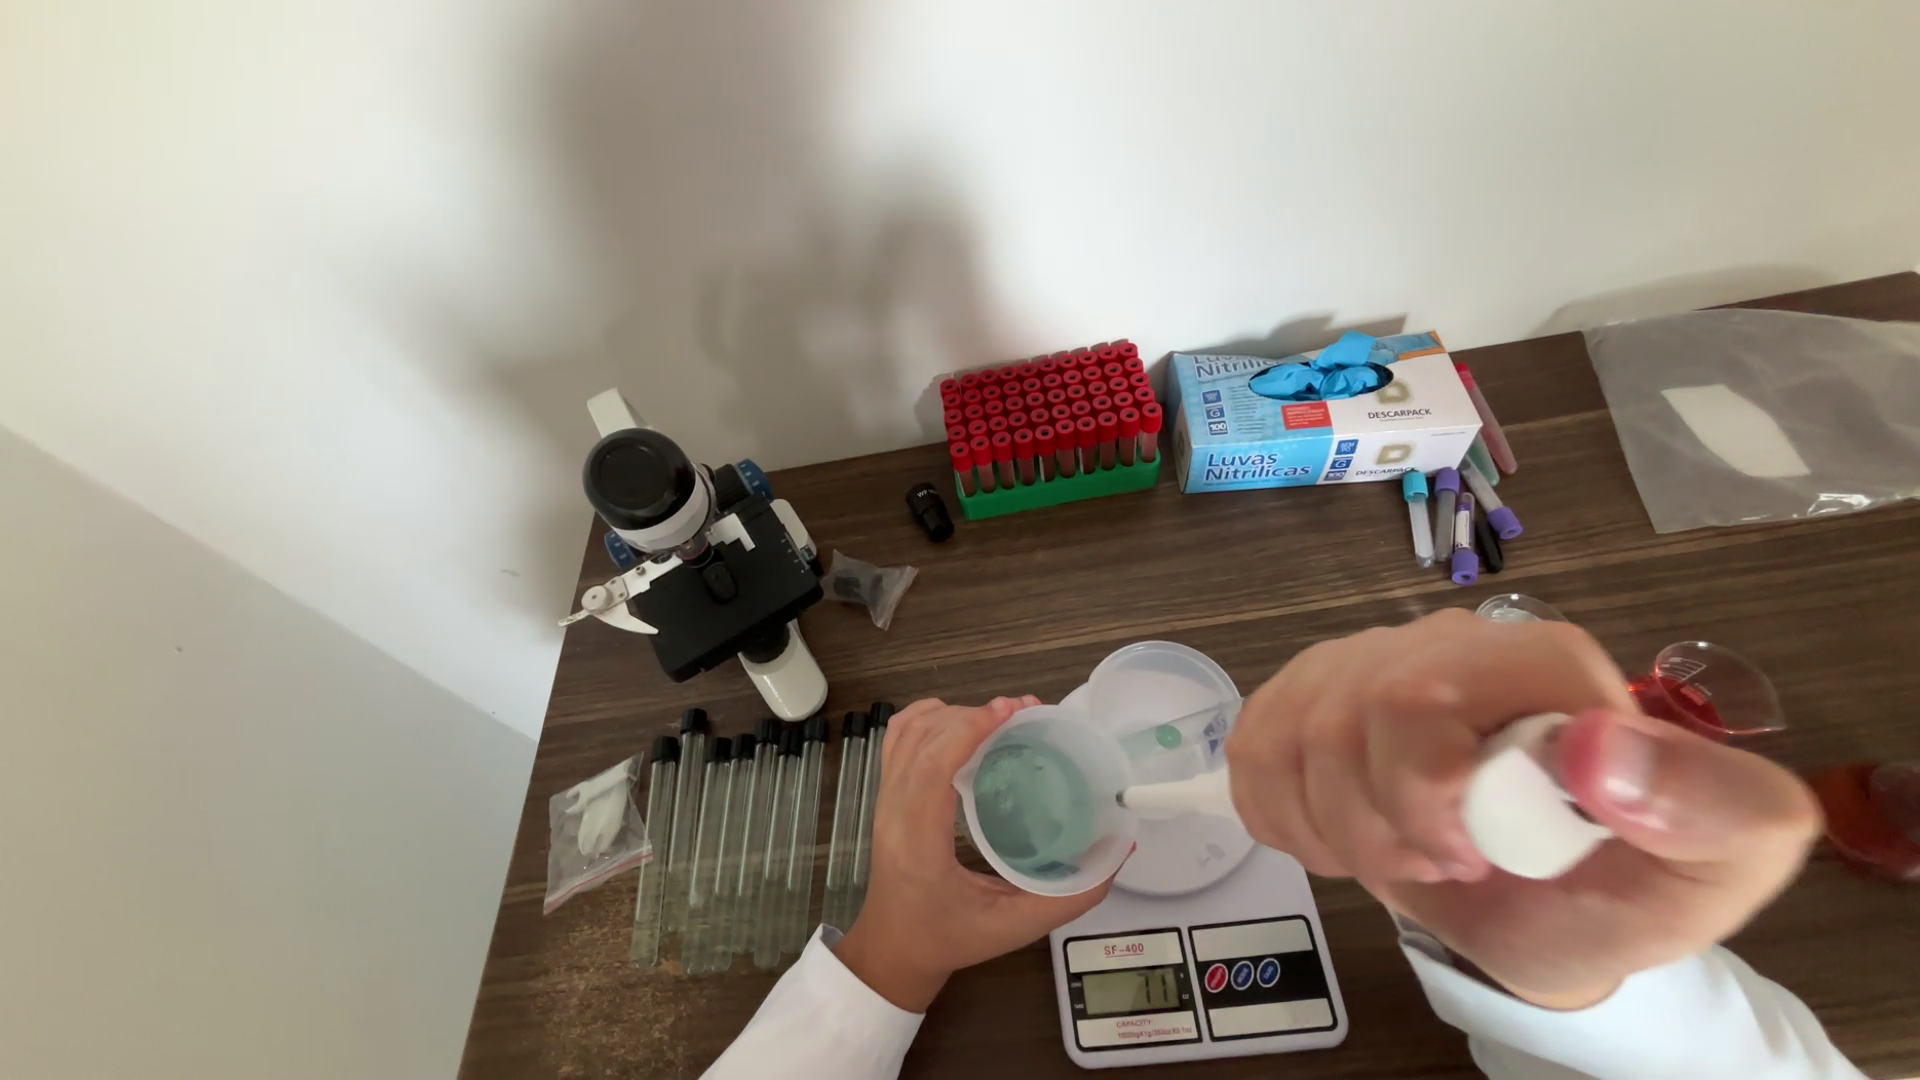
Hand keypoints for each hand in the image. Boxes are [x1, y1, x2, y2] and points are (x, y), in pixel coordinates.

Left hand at [834, 696, 1117, 1010]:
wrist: (894, 949)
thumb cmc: (950, 938)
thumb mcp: (1015, 927)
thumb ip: (1070, 896)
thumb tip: (1117, 850)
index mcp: (919, 843)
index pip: (932, 767)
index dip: (969, 730)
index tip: (1010, 710)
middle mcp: (893, 812)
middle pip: (922, 740)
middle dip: (972, 715)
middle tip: (1023, 712)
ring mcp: (883, 798)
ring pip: (907, 732)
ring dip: (952, 713)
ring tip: (998, 717)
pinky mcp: (884, 791)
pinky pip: (897, 738)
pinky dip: (926, 717)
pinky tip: (959, 720)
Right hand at [1226, 609, 1821, 1007]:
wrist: (1520, 909)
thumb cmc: (1602, 888)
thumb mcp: (1705, 871)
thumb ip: (1709, 807)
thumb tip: (1599, 753)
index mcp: (1527, 659)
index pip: (1415, 695)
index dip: (1418, 789)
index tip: (1469, 857)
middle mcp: (1428, 641)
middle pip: (1339, 720)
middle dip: (1372, 825)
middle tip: (1434, 867)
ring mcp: (1345, 665)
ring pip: (1285, 740)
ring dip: (1330, 831)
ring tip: (1393, 856)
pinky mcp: (1291, 698)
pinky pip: (1251, 754)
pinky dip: (1284, 818)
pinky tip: (1337, 834)